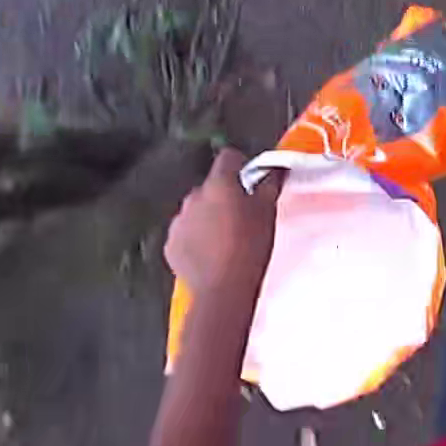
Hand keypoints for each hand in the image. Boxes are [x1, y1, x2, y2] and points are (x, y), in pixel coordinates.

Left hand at [165, 148, 280, 297]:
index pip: (227, 157)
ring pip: (196, 209)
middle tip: (240, 215)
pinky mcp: (170, 245)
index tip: (250, 181)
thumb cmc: (251, 244)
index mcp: (219, 183)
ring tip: (224, 237)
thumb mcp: (267, 210)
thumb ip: (270, 182)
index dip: (240, 165)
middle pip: (211, 185)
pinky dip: (195, 237)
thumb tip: (274, 167)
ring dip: (208, 215)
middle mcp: (194, 196)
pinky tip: (209, 253)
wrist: (223, 289)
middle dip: (223, 194)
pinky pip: (185, 232)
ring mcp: (179, 221)